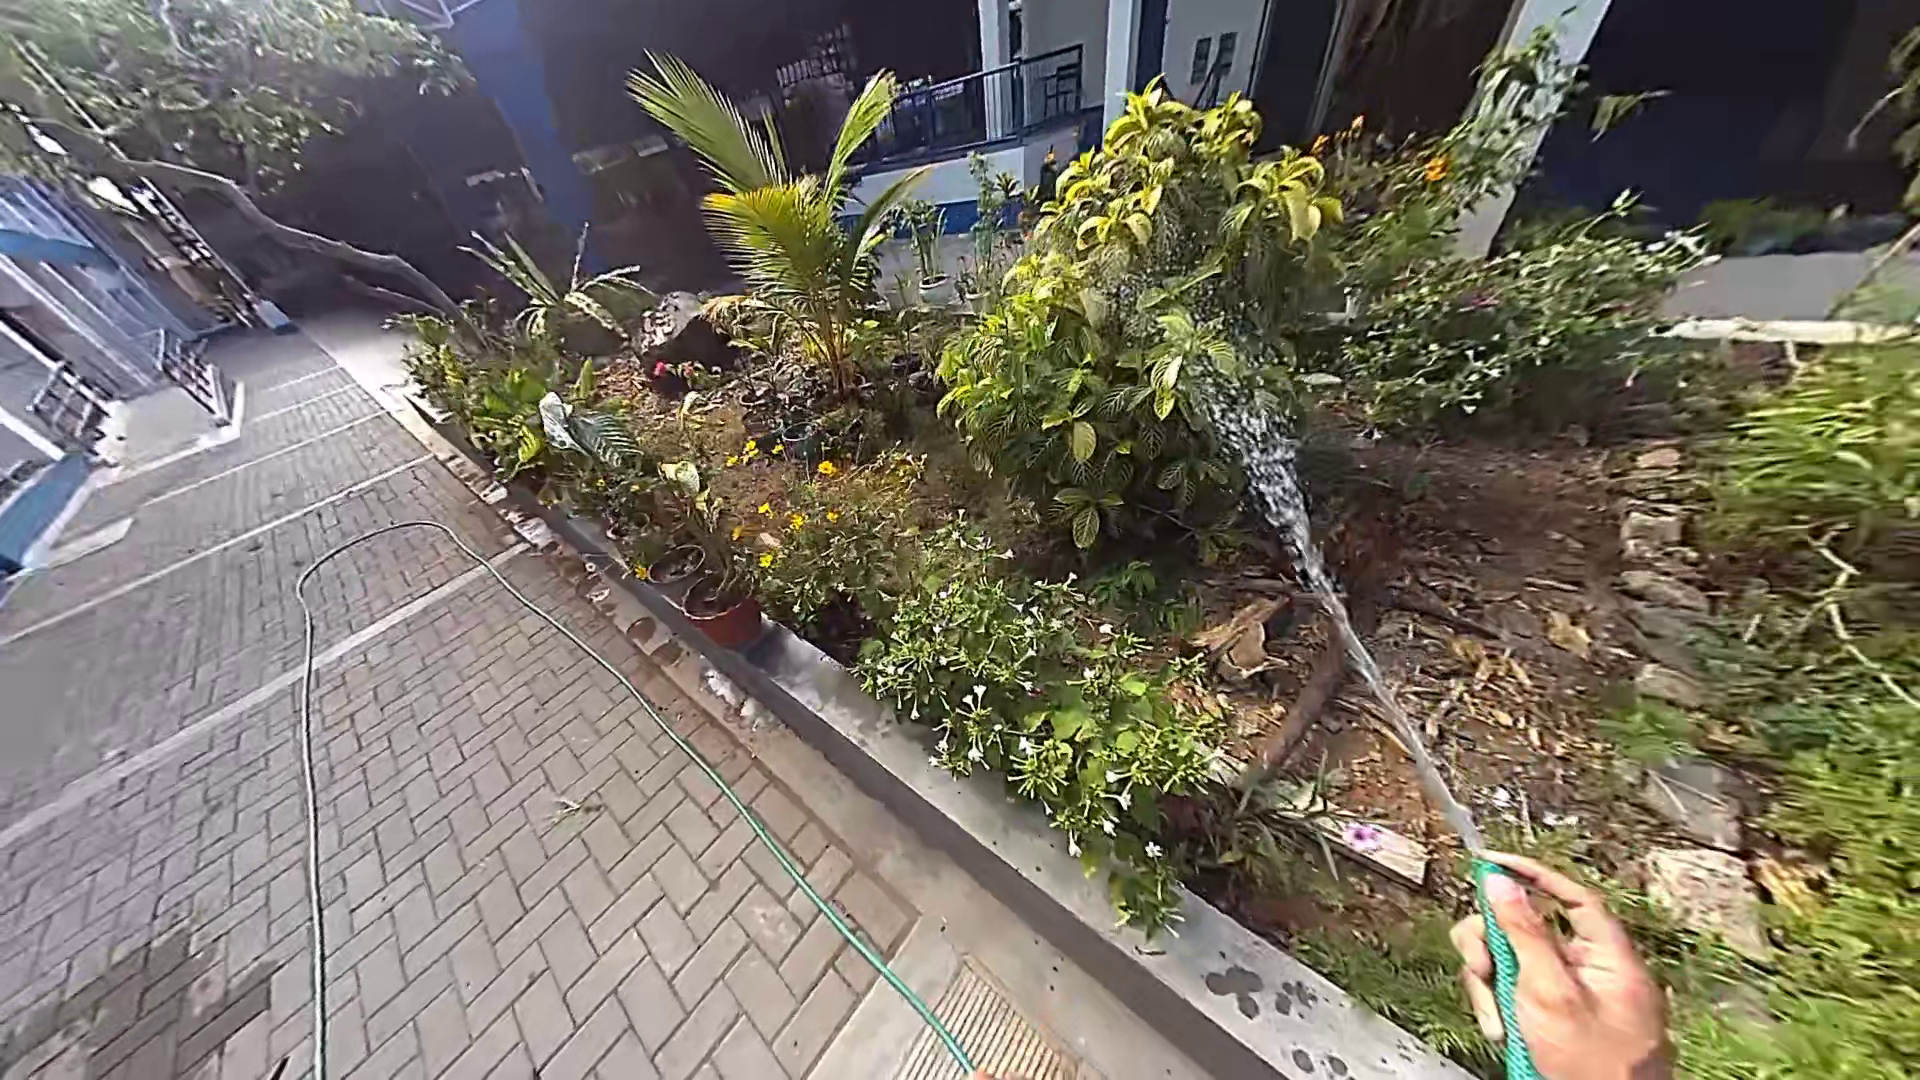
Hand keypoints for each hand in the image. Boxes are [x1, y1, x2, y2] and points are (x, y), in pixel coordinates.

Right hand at [1451, 852, 1670, 1079]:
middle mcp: (1589, 971)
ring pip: (1505, 952)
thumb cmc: (1590, 1068)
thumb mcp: (1549, 992)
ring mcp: (1566, 990)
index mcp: (1611, 964)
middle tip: (1479, 963)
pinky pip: (1505, 980)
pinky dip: (1493, 998)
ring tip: (1494, 1012)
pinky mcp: (1545, 1006)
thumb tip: (1498, 880)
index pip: (1573, 898)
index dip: (1533, 873)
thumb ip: (1523, 932)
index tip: (1489, 860)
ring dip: (1486, 977)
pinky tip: (1500, 1026)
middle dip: (1490, 943)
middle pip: (1523, 925)